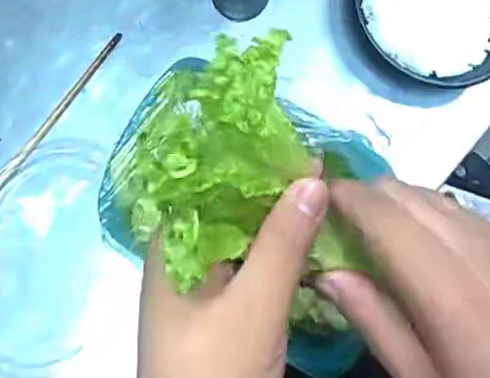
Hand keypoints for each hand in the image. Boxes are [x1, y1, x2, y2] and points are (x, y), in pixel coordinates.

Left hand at [138, 177, 328, 377]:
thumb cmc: (213, 374)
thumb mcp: (251, 307)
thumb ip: (281, 243)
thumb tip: (312, 174)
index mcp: (170, 245)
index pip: (205, 181)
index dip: (244, 157)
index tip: (286, 137)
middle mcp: (182, 259)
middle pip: (226, 208)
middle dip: (268, 186)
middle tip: (314, 159)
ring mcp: (203, 291)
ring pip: (242, 239)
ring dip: (277, 219)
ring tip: (319, 187)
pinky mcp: (224, 318)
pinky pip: (252, 269)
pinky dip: (279, 253)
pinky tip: (310, 239)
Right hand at [317, 179, 489, 377]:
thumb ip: (375, 322)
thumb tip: (325, 270)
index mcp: (445, 282)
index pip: (377, 209)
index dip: (339, 195)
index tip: (309, 200)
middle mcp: (470, 243)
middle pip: (399, 190)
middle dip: (363, 196)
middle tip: (336, 225)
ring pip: (425, 192)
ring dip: (393, 202)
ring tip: (374, 236)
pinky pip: (454, 207)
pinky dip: (424, 211)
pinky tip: (421, 247)